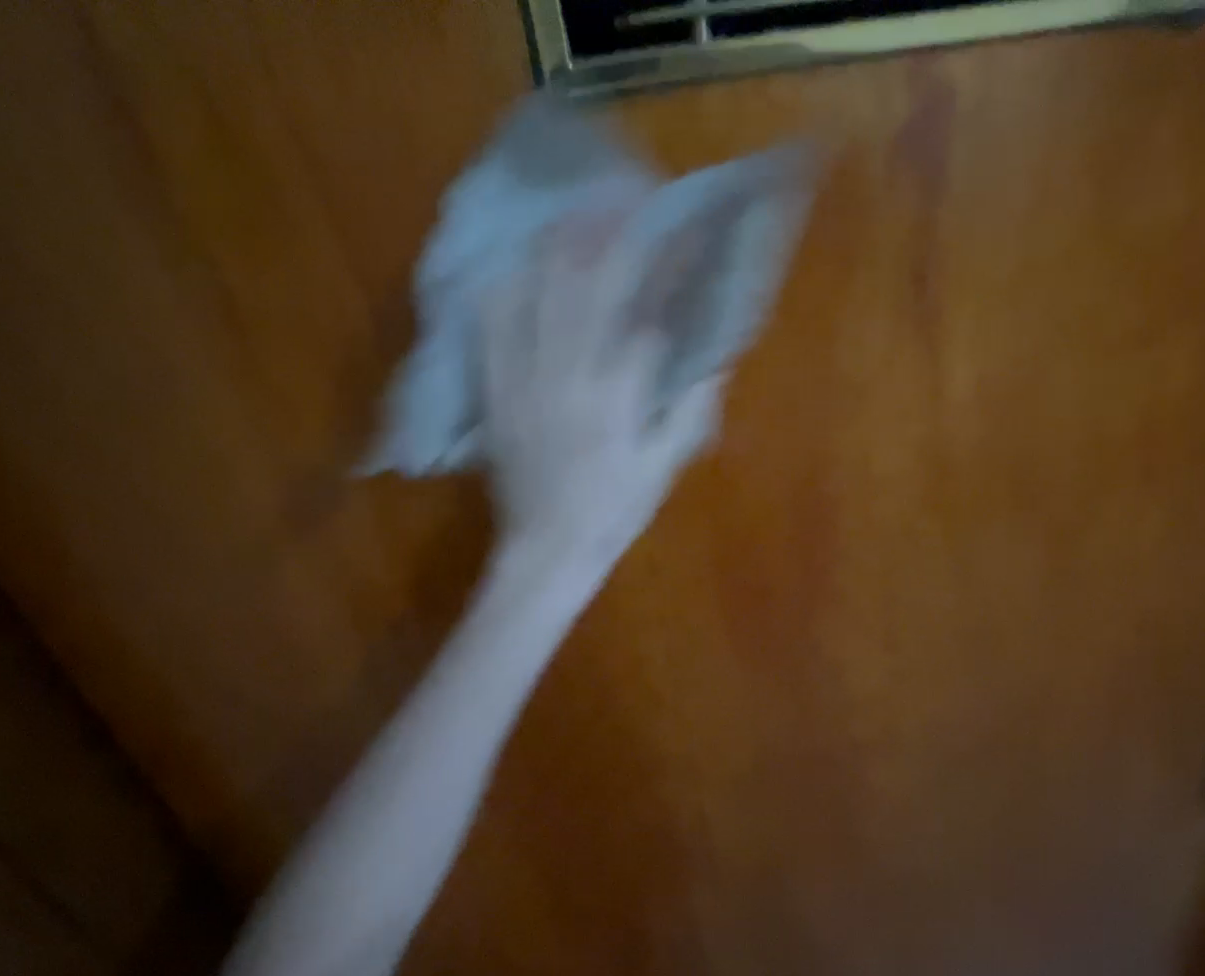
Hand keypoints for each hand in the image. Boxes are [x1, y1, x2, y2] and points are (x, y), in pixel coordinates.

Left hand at [479, 220, 720, 573]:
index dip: (661, 267)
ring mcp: (522, 379)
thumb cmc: (613, 510)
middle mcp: (566, 374)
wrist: (545, 549)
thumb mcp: (663, 466)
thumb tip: (712, 359)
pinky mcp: (494, 391)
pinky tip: (515, 267)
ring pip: (535, 297)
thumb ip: (688, 409)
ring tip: (570, 215)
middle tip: (619, 197)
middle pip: (583, 286)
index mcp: (614, 394)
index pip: (641, 312)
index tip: (676, 233)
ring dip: (554, 250)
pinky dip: (504, 291)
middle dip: (604, 235)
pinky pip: (492, 328)